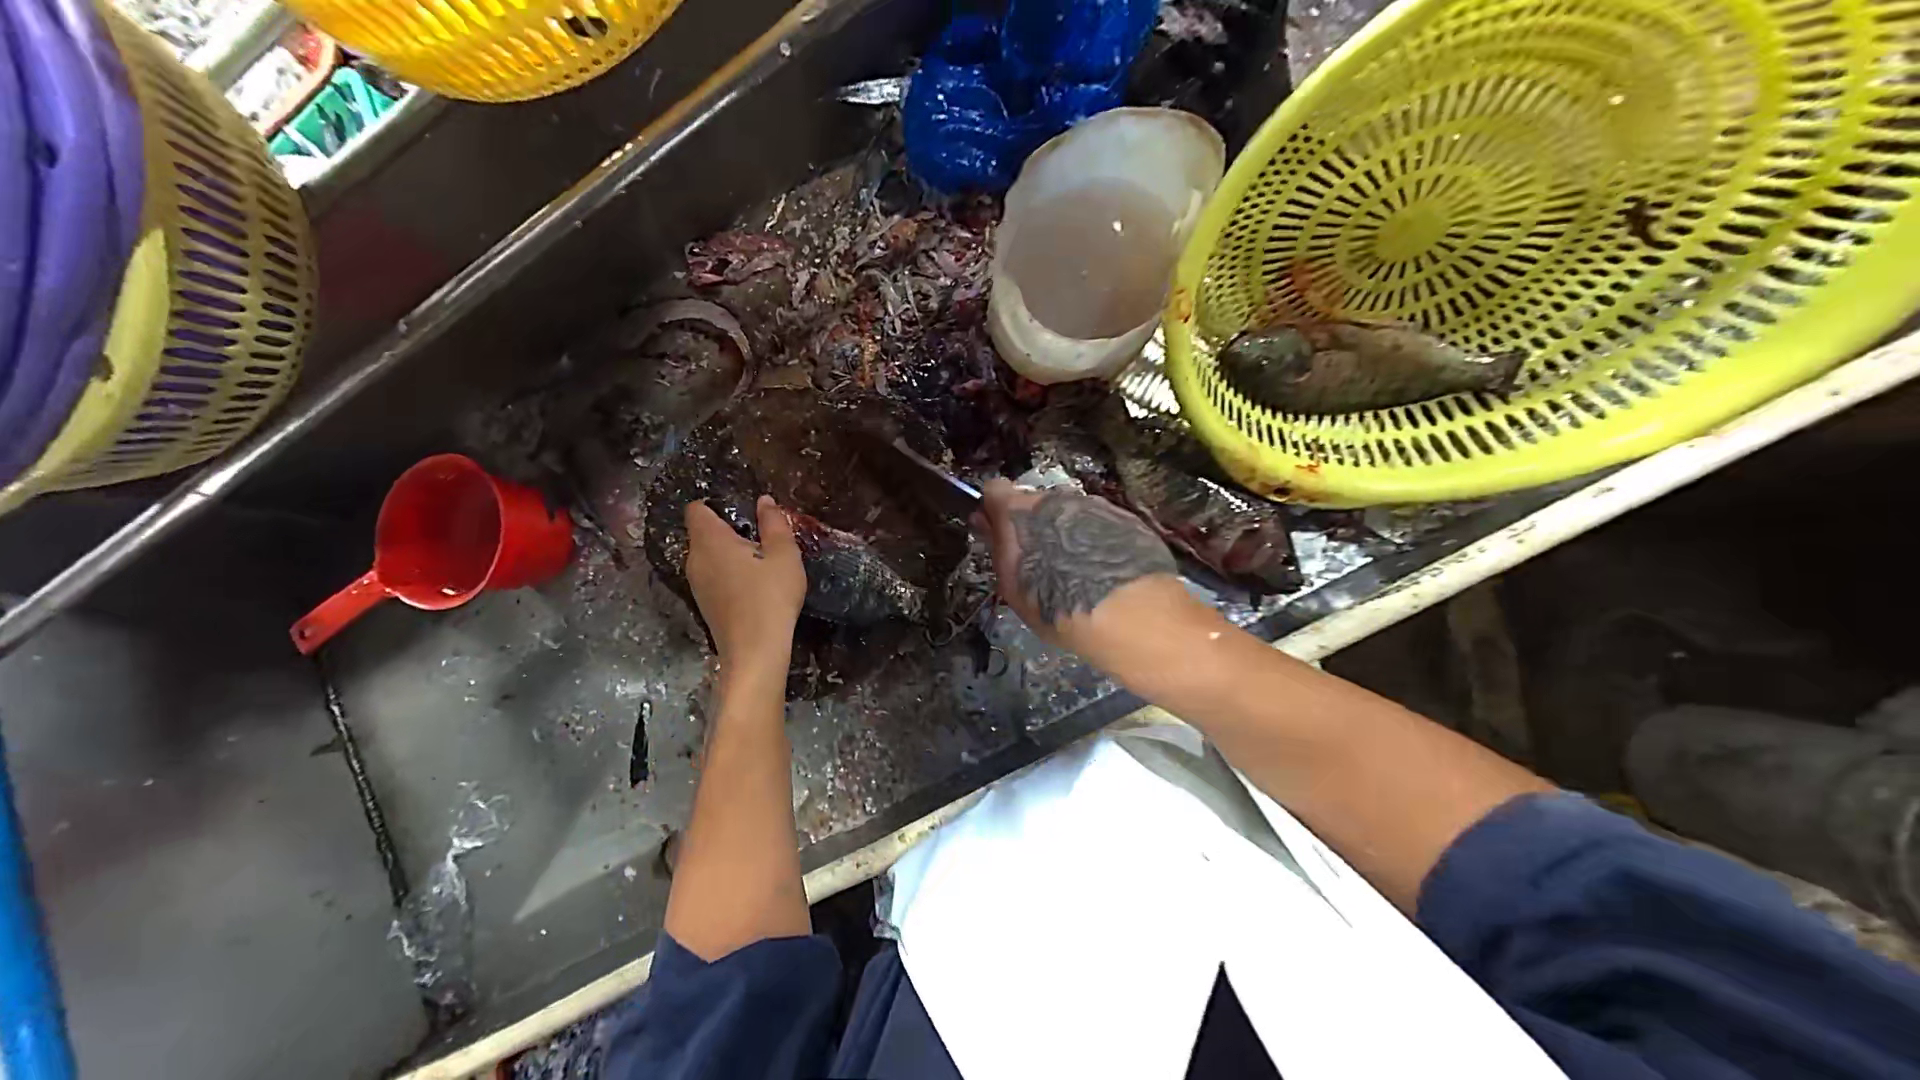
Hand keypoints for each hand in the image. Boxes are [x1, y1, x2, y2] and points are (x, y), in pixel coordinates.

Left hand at [684, 496, 806, 673]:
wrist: (755, 651)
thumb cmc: (770, 596)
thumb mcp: (784, 554)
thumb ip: (774, 523)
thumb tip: (764, 501)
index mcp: (709, 541)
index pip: (696, 509)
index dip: (715, 504)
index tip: (743, 511)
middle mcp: (695, 559)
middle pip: (703, 533)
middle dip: (728, 529)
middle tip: (762, 536)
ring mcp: (696, 584)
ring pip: (709, 556)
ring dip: (730, 554)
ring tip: (762, 561)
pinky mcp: (704, 604)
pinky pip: (713, 576)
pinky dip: (730, 573)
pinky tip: (754, 585)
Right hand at [975, 479, 1182, 654]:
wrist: (1128, 612)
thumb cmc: (1055, 603)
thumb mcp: (1011, 584)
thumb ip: (997, 545)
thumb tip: (984, 522)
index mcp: (1020, 511)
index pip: (994, 489)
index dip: (994, 509)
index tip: (998, 531)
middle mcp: (1056, 498)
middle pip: (1036, 501)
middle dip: (1034, 524)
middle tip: (1040, 560)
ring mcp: (1094, 504)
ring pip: (1070, 511)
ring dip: (1066, 531)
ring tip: (1077, 569)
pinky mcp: (1125, 517)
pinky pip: (1100, 522)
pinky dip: (1096, 539)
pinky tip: (1104, 569)